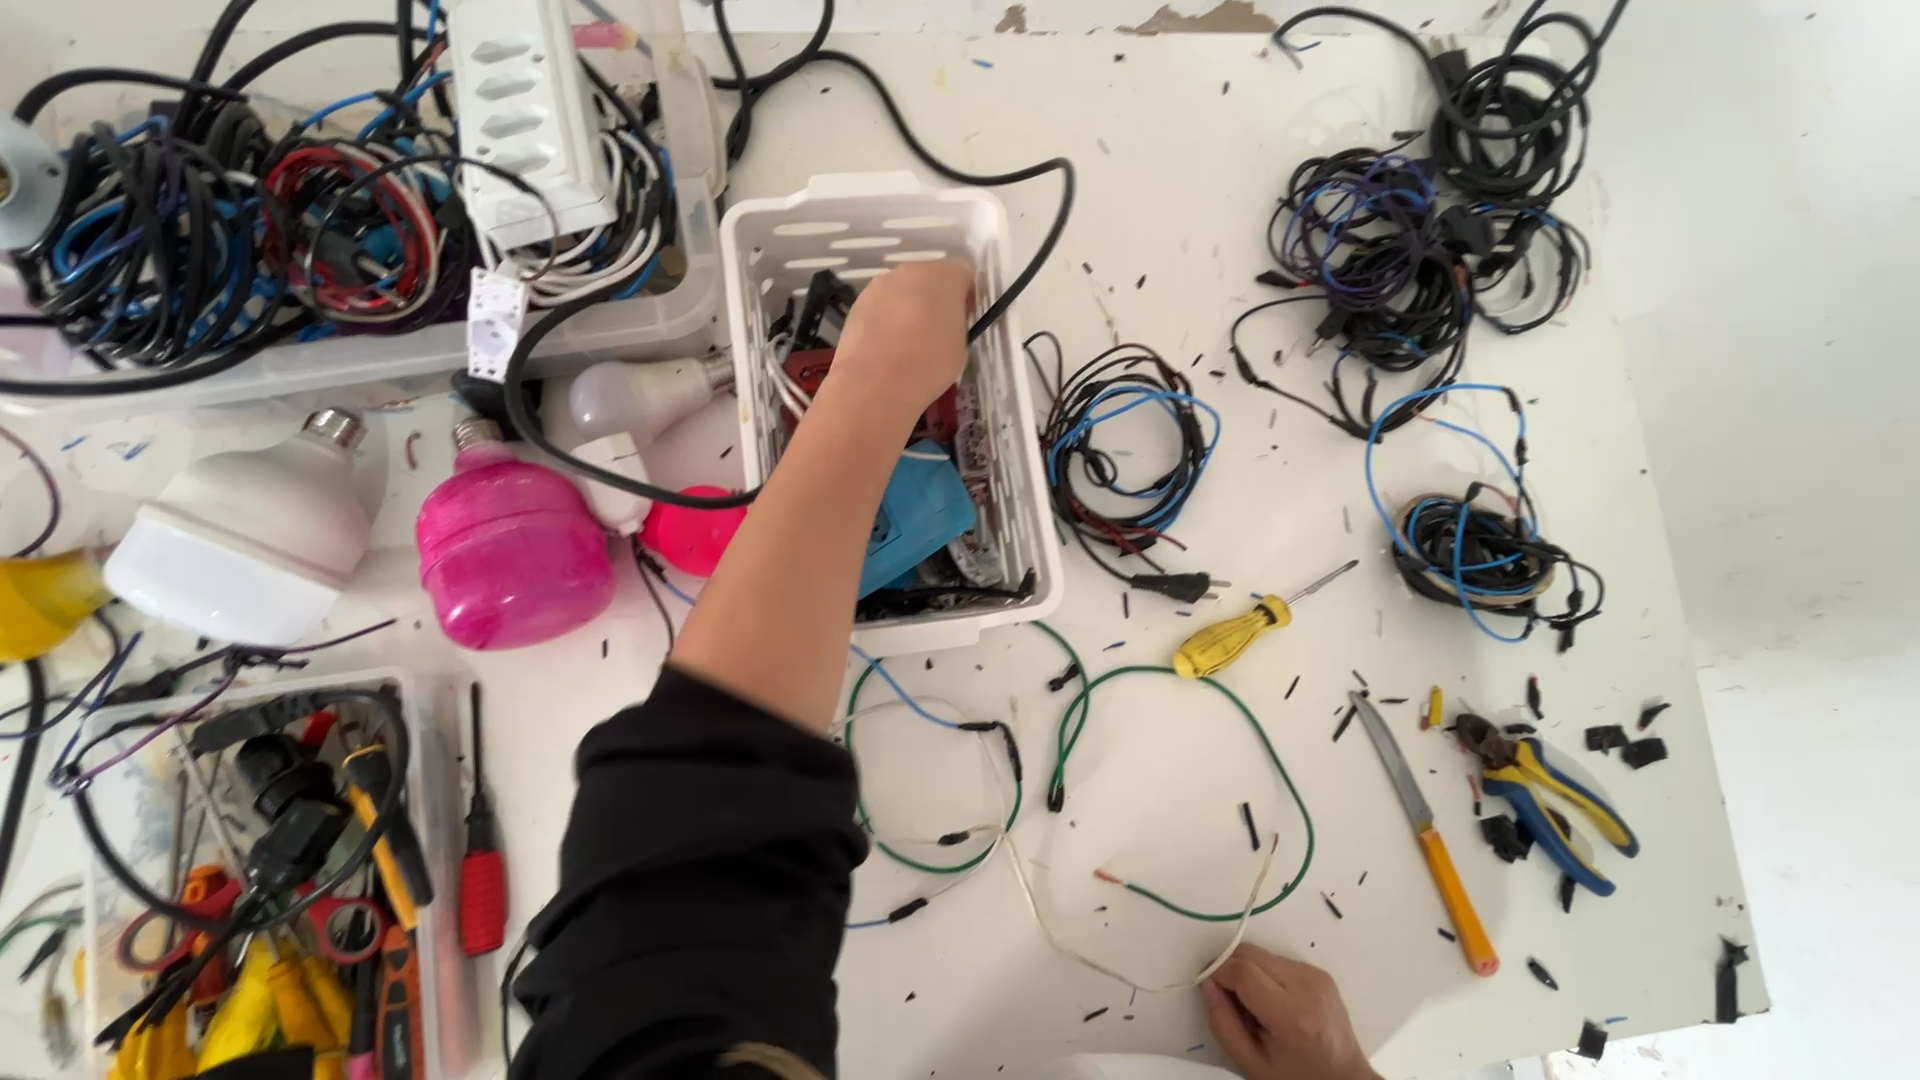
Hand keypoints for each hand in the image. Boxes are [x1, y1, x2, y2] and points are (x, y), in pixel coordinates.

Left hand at [820, 259, 973, 423]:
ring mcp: (879, 284)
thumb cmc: (928, 364)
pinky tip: (886, 348)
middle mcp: (911, 270)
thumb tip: (946, 324)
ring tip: (907, 343)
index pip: (964, 274)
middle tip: (936, 332)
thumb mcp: (960, 347)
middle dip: (935, 300)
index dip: (966, 297)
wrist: (875, 382)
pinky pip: (880, 306)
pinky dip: (886, 320)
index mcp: (944, 276)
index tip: (964, 321)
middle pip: (929, 278)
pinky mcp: (857, 303)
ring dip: (908, 308)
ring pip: (902, 291)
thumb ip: (957, 325)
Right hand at [1203, 945, 1379, 1079]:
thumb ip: (1223, 1024)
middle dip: (1230, 968)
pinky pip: (1277, 959)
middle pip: (1249, 953)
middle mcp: (1307, 987)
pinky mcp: (1320, 972)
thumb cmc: (1297, 1079)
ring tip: (1256, 1004)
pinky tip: (1274, 1000)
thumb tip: (1208, 984)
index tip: (1211, 988)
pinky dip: (1266, 973)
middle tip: (1232, 999)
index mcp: (1292, 1016)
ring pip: (1261, 953)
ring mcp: (1316, 976)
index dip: (1218, 973)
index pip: (1242, 971)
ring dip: (1248, 970)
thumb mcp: (1252, 1065)